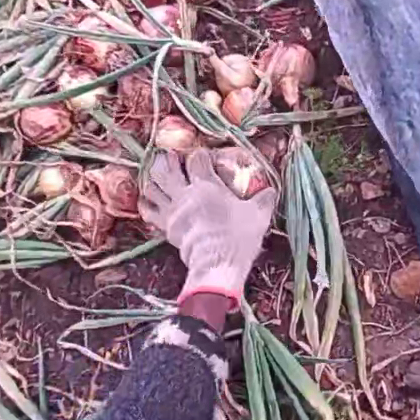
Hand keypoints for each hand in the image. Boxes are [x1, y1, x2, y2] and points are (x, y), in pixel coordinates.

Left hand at [141, 149, 277, 309]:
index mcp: (206, 185)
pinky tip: (149, 201)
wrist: (218, 264)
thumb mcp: (257, 216)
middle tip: (168, 157)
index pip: (197, 159)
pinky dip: (147, 204)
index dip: (199, 155)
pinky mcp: (165, 228)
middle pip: (165, 168)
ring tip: (154, 175)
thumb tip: (272, 191)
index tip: (205, 157)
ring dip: (152, 179)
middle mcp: (185, 194)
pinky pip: (149, 211)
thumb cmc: (238, 237)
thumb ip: (264, 200)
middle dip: (165, 160)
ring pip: (152, 187)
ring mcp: (172, 211)